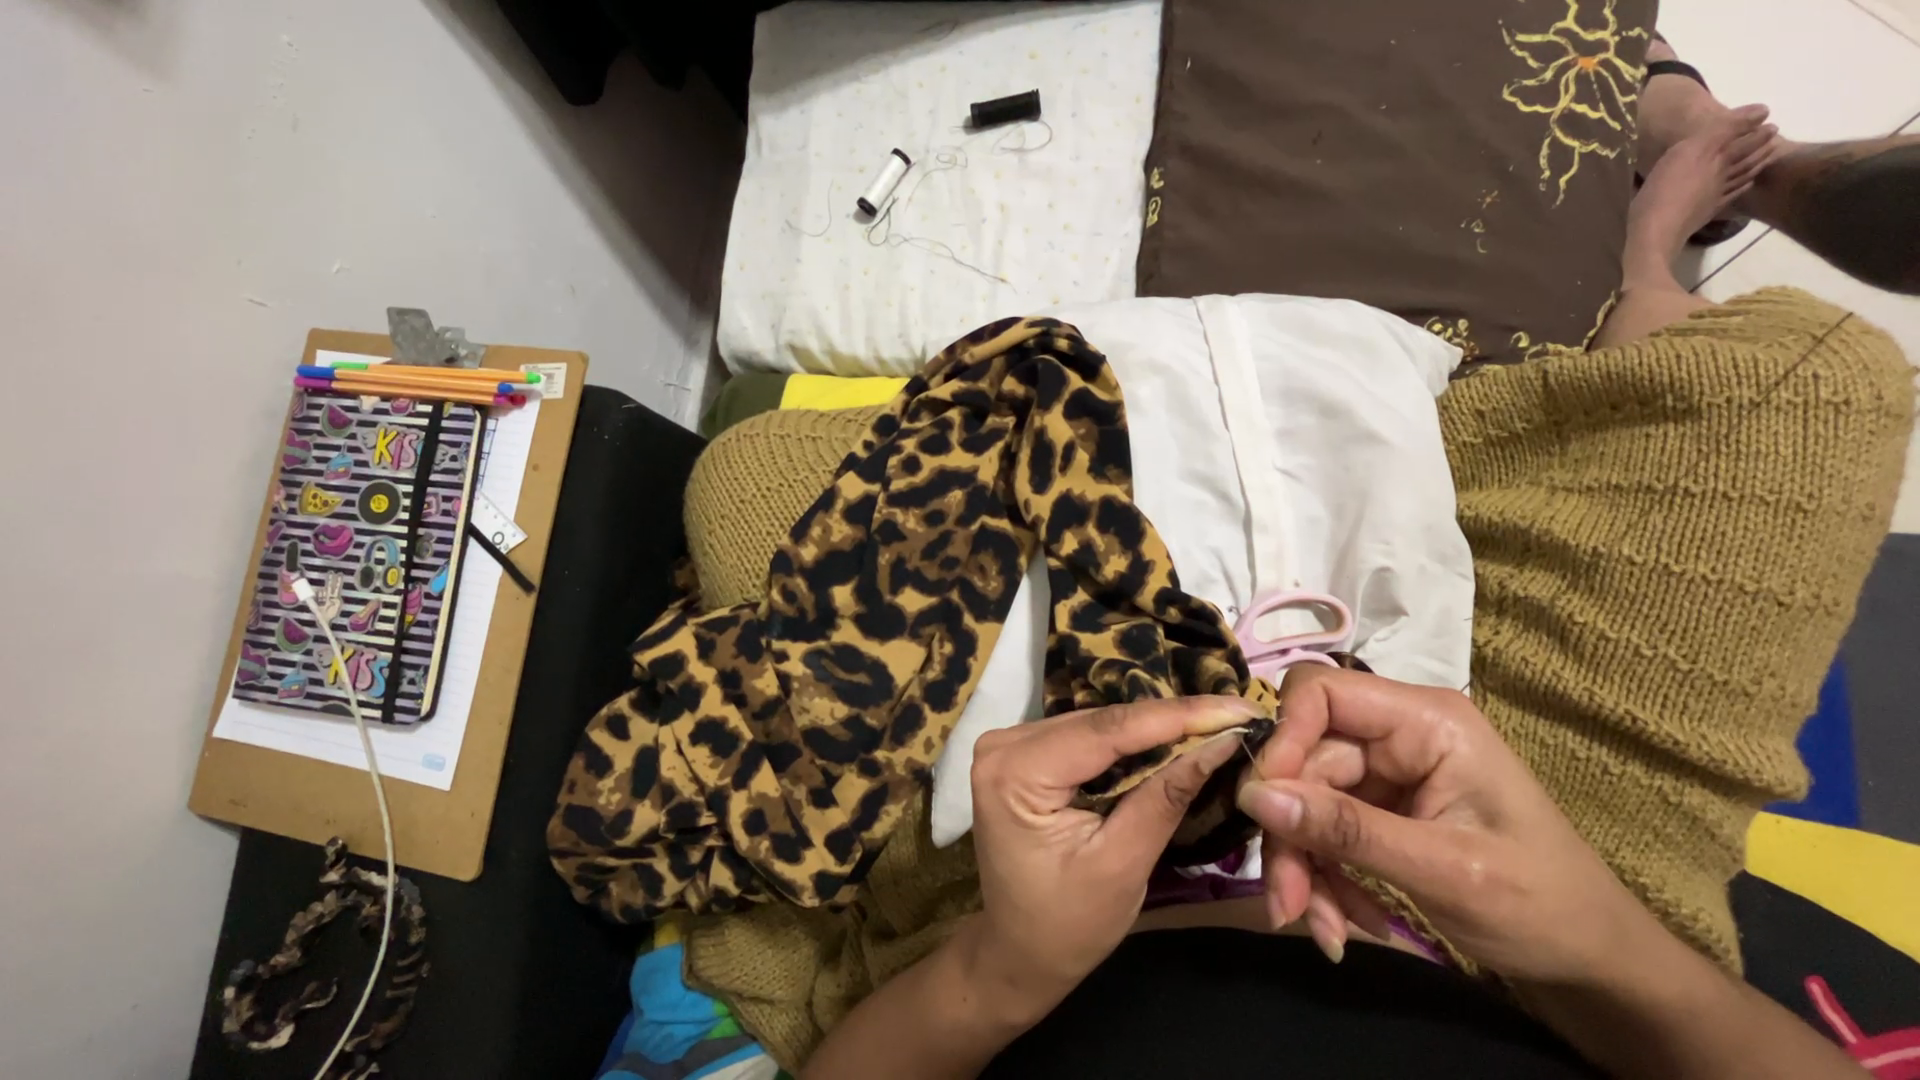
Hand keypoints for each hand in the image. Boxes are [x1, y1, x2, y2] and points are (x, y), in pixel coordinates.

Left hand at [967, 696, 1260, 1008]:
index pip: (1107, 729)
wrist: (1018, 953)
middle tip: (1241, 715)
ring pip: (1099, 725)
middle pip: (1103, 722)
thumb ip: (1165, 797)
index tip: (1240, 708)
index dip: (1178, 715)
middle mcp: (1004, 744)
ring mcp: (1011, 745)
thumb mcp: (1122, 865)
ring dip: (1157, 728)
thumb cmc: (1066, 925)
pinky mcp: (1026, 754)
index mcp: (1014, 773)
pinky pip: (1088, 738)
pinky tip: (1176, 739)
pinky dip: (1132, 744)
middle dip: (1173, 720)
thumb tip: (1221, 742)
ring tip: (1219, 722)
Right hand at [1239, 666, 1652, 983]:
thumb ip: (1346, 829)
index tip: (1264, 806)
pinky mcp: (1377, 808)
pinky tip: (1346, 922)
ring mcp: (1385, 772)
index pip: (1320, 693)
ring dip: (1303, 865)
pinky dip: (1324, 877)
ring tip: (1322, 928)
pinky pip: (1322, 830)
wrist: (1592, 961)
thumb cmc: (1542, 906)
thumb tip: (1254, 795)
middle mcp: (1397, 734)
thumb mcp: (1444, 871)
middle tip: (1289, 906)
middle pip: (1304, 760)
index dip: (1284, 739)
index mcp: (1425, 721)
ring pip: (1303, 799)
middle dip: (1292, 834)